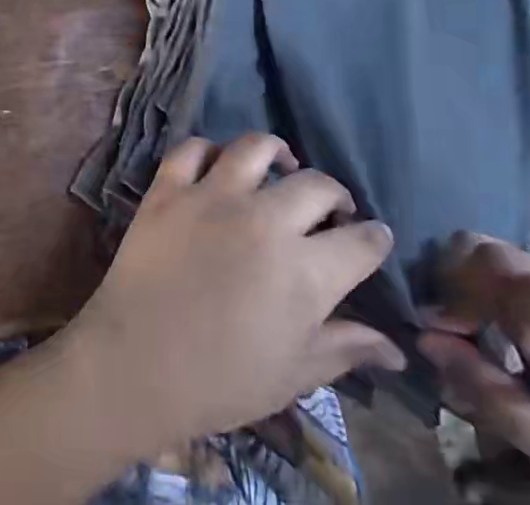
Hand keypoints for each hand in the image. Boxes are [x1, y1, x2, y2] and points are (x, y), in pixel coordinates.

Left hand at [53, 134, 404, 453]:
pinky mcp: (168, 191)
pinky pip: (190, 149)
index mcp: (306, 271)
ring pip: (255, 148)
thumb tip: (397, 351)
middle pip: (318, 186)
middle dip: (336, 197)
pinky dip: (207, 149)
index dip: (376, 239)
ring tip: (282, 166)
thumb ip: (345, 348)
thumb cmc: (220, 382)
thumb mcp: (292, 374)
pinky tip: (217, 164)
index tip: (373, 240)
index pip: (363, 241)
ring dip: (277, 153)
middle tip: (330, 211)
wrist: (133, 366)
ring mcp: (212, 198)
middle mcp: (265, 220)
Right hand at [419, 234, 529, 504]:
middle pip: (520, 263)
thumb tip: (425, 340)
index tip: (441, 331)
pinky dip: (487, 302)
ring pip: (512, 265)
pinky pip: (519, 287)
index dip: (485, 302)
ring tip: (456, 334)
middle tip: (439, 330)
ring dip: (473, 294)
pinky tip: (479, 334)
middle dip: (467, 289)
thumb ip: (501, 403)